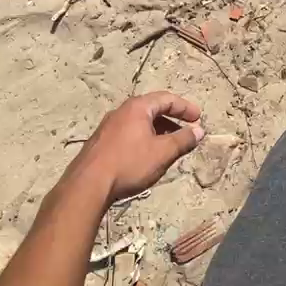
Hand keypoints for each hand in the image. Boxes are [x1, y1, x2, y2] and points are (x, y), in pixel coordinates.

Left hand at [64, 92, 204, 202]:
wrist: (87, 186)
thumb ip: (183, 140)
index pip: (167, 99)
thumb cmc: (129, 164)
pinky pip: (128, 134)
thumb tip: (199, 131)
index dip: (185, 108)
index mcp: (138, 107)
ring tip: (168, 147)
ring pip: (139, 123)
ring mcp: (108, 127)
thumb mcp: (162, 152)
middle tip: (186, 132)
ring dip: (158, 131)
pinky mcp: (100, 143)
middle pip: (153, 109)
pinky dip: (143, 139)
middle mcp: (122, 111)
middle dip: (172, 120)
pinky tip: (146, 156)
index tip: (198, 118)